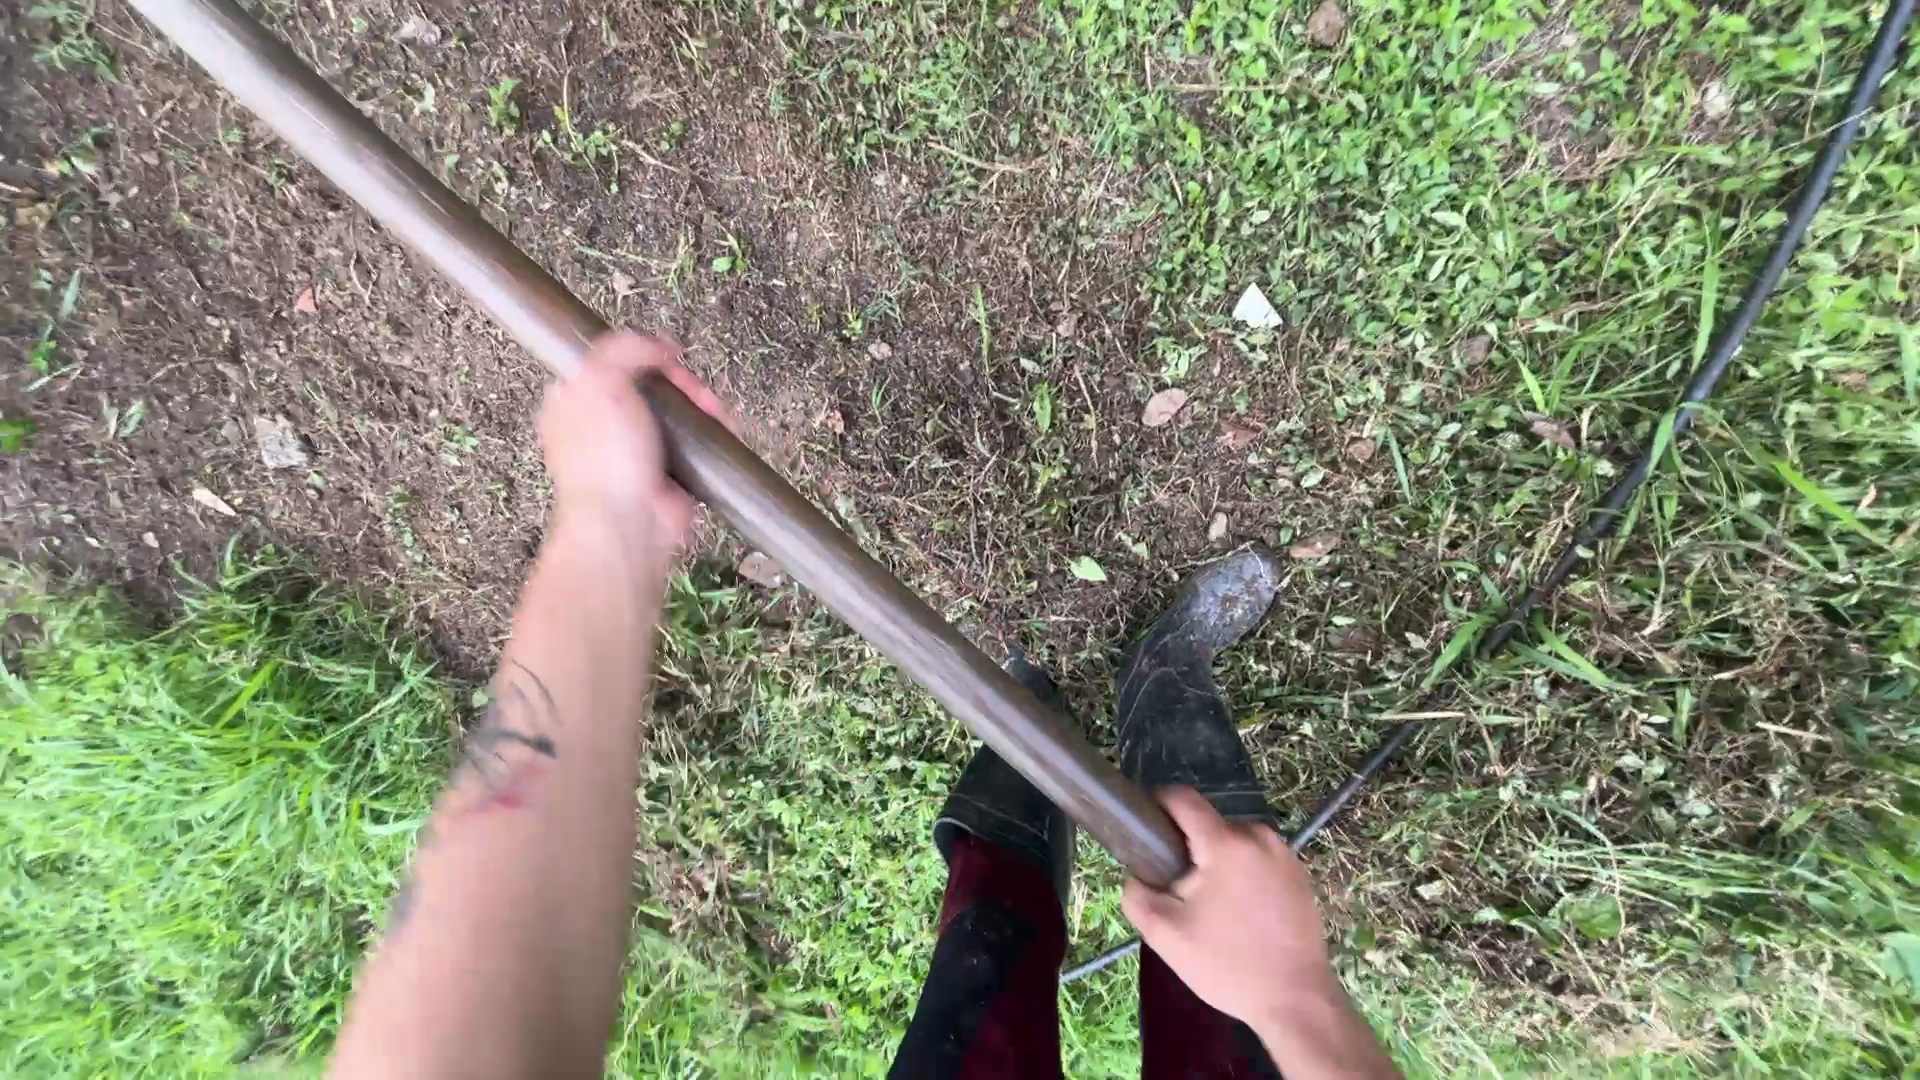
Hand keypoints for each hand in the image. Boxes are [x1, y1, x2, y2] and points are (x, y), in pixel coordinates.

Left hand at [536, 332, 731, 551]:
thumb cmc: (604, 457)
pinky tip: (723, 428)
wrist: (630, 520)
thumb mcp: (601, 382)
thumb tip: (657, 345)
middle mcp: (608, 426)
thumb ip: (624, 350)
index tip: (665, 358)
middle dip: (681, 383)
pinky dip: (715, 434)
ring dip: (702, 406)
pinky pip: (699, 444)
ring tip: (714, 410)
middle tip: (692, 389)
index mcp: (577, 402)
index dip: (642, 357)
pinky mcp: (674, 473)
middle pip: (654, 388)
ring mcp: (642, 451)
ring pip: (680, 414)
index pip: (612, 364)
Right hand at [1122, 788, 1338, 1028]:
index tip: (1146, 834)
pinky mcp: (1299, 873)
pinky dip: (1240, 874)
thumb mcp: (1165, 934)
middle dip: (1187, 848)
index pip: (1181, 798)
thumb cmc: (1228, 965)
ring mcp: (1283, 853)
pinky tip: (1241, 913)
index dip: (1156, 804)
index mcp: (1226, 842)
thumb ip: (1136, 893)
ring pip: (1230, 841)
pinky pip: (1254, 857)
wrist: (1298, 1004)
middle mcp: (1258, 836)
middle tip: (1182, 892)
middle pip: (1206, 824)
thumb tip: (1137, 871)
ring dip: (1215, 862)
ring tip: (1213, 908)